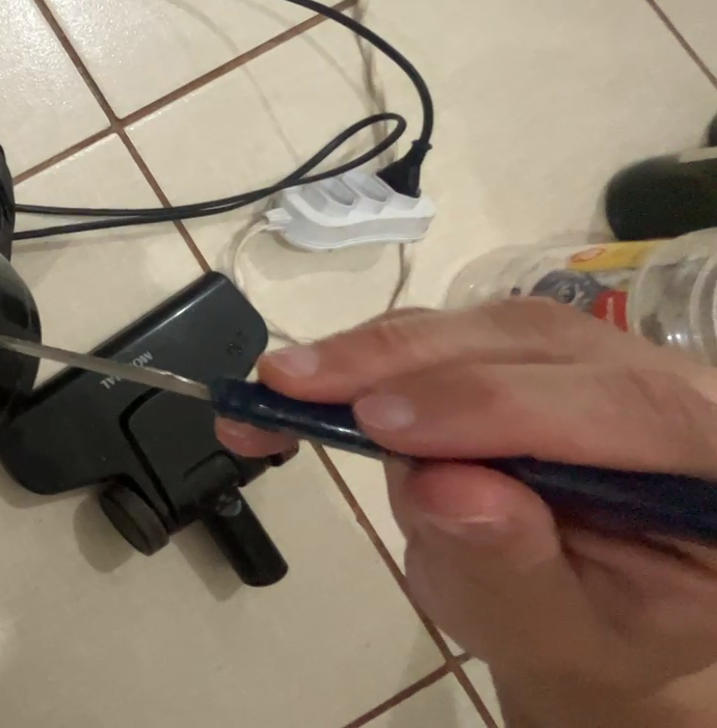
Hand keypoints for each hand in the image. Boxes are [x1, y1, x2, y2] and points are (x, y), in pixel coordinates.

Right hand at [217, 300, 716, 724]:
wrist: (555, 602)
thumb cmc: (567, 630)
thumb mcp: (545, 629)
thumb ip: (512, 569)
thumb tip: (446, 490)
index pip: (641, 411)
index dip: (502, 404)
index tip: (376, 425)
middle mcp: (676, 394)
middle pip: (537, 344)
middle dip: (402, 362)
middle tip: (289, 386)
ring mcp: (587, 358)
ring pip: (472, 323)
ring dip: (363, 352)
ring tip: (276, 385)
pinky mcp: (506, 346)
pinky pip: (428, 330)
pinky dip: (351, 355)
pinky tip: (299, 382)